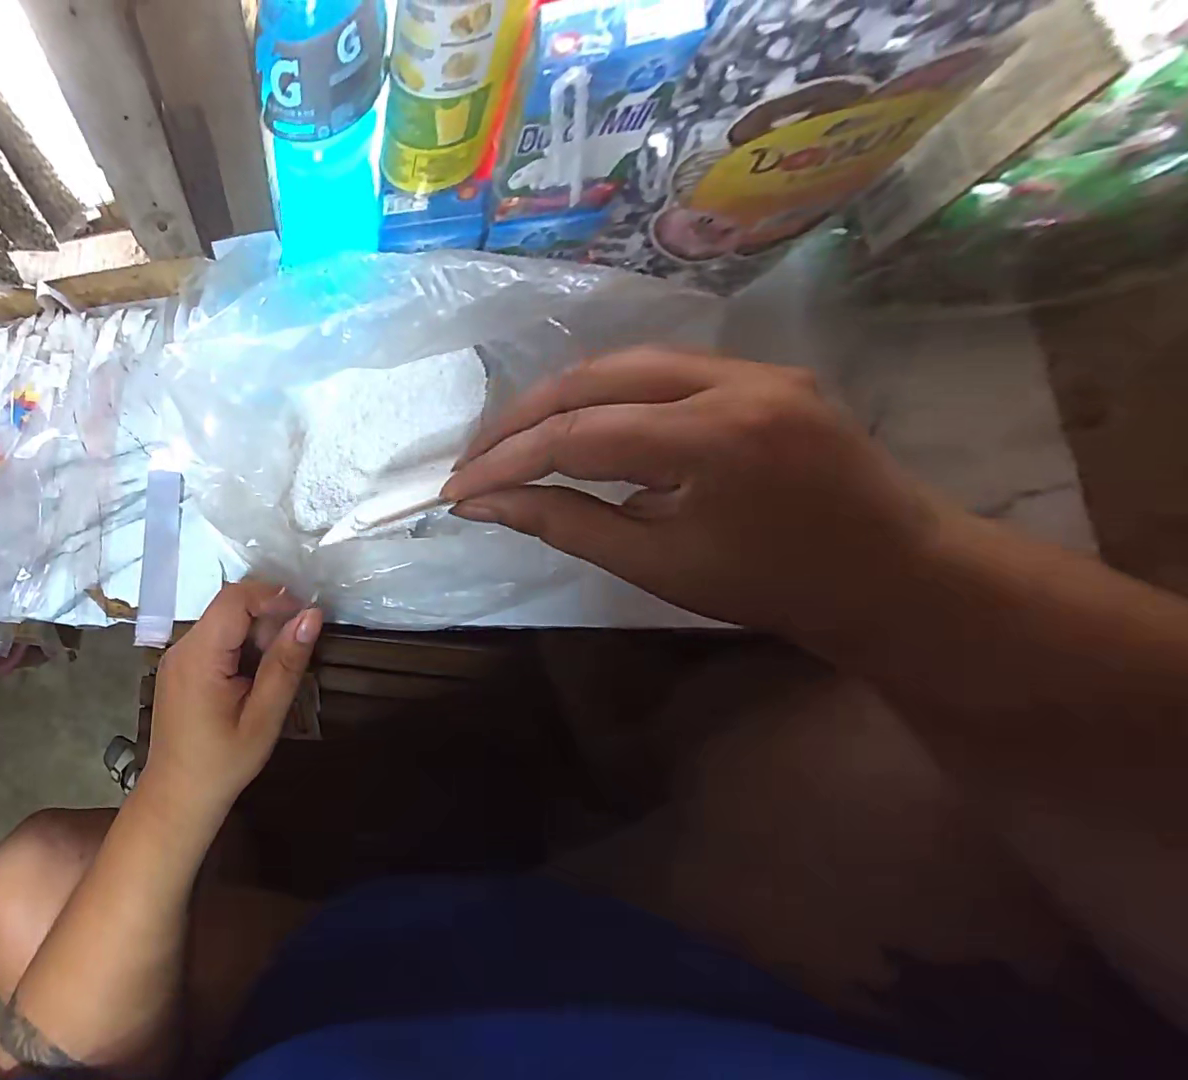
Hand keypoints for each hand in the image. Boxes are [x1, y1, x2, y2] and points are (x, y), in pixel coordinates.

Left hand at [144, 582, 321, 819]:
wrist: (178, 797)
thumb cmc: (222, 763)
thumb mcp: (264, 716)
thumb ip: (286, 663)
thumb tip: (311, 616)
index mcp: (198, 656)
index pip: (234, 598)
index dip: (273, 596)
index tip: (305, 614)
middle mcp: (181, 647)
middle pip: (228, 606)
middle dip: (266, 616)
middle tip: (293, 649)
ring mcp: (176, 656)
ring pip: (222, 621)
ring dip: (254, 632)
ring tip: (274, 669)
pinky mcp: (178, 667)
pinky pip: (212, 639)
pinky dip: (238, 645)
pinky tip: (253, 676)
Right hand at [441, 348, 947, 638]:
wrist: (896, 576)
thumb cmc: (769, 585)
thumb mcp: (651, 562)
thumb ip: (560, 522)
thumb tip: (483, 504)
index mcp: (712, 439)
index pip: (575, 435)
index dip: (504, 462)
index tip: (456, 490)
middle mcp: (732, 382)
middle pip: (590, 379)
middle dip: (518, 420)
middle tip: (473, 461)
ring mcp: (751, 368)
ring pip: (619, 363)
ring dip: (553, 400)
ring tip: (509, 441)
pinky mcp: (757, 371)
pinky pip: (655, 369)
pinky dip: (598, 394)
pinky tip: (571, 422)